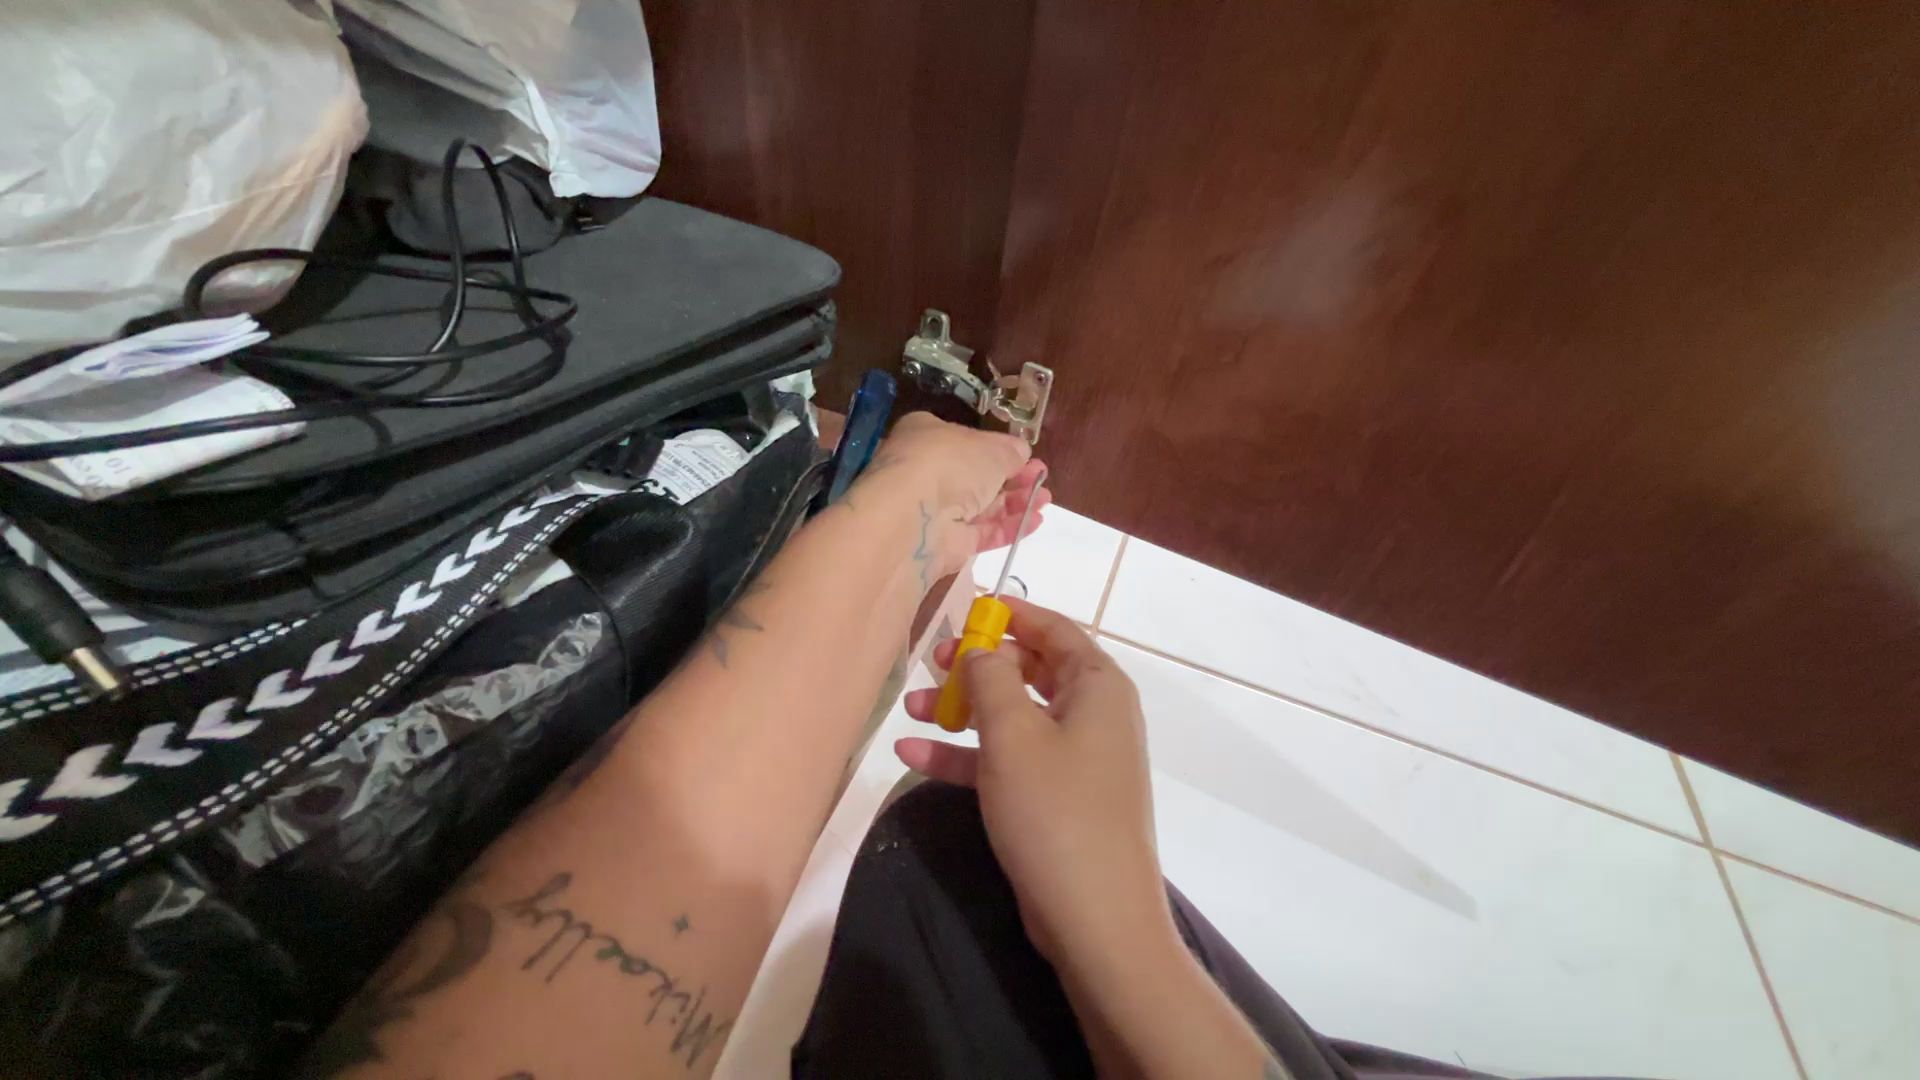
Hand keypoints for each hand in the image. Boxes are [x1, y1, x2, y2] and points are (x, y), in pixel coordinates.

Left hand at [854, 412, 1050, 578]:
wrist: (915, 518)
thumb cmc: (949, 464)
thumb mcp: (989, 448)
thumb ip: (1009, 451)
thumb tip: (1021, 452)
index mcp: (927, 437)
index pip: (966, 441)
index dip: (996, 448)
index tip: (1026, 454)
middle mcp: (928, 473)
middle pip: (976, 476)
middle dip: (1013, 477)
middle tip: (1042, 477)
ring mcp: (936, 511)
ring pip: (982, 506)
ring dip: (1016, 502)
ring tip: (1045, 499)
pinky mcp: (947, 544)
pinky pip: (983, 533)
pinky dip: (1009, 527)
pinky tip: (1036, 520)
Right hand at [897, 598, 1170, 965]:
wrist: (1096, 919)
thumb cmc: (1055, 809)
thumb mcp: (1013, 733)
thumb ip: (990, 679)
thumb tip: (980, 651)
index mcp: (1096, 686)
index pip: (1054, 629)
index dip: (1012, 614)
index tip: (969, 607)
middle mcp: (1090, 714)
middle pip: (1029, 671)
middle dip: (977, 666)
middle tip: (932, 663)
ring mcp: (1074, 758)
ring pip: (1012, 717)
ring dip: (962, 711)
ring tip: (910, 708)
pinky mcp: (1054, 797)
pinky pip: (1008, 760)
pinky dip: (966, 755)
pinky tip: (913, 754)